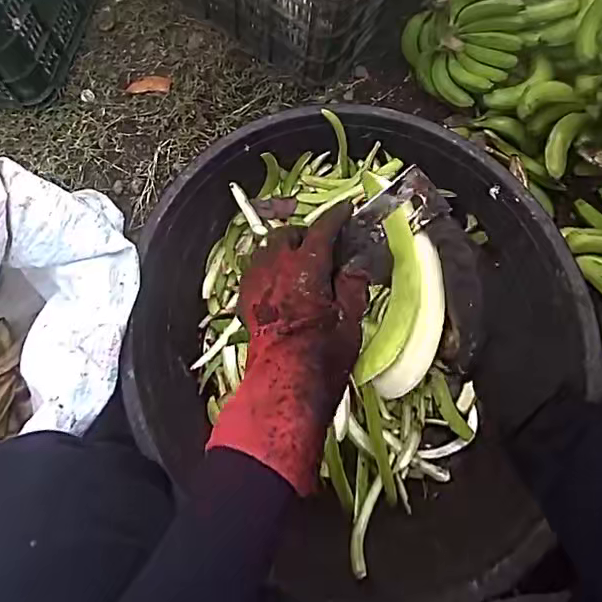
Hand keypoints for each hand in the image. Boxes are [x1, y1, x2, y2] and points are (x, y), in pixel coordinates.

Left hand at [206, 207, 367, 494]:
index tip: (347, 211)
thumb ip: (353, 283)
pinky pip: (258, 269)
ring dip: (287, 249)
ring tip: (303, 263)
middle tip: (325, 246)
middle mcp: (276, 267)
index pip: (323, 228)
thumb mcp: (350, 319)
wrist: (283, 390)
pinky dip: (272, 267)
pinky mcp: (246, 299)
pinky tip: (284, 283)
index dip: (337, 217)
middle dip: (307, 234)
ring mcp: (257, 282)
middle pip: (289, 233)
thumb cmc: (320, 359)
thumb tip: (355, 264)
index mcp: (306, 267)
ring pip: (269, 248)